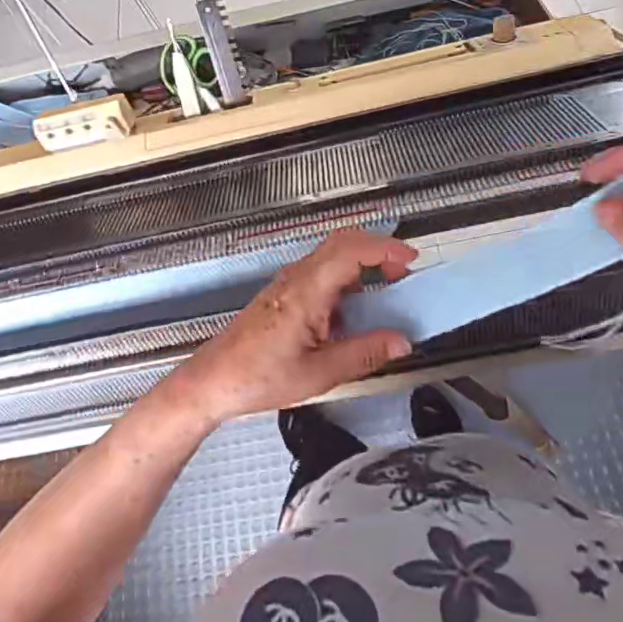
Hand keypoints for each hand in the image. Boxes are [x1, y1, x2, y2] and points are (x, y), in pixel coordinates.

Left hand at [161, 229, 417, 422]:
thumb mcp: (319, 373)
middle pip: (343, 241)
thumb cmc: (254, 376)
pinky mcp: (286, 293)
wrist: (213, 380)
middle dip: (378, 249)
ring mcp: (289, 283)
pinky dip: (347, 277)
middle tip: (402, 270)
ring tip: (385, 288)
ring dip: (363, 262)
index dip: (386, 248)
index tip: (409, 258)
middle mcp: (297, 278)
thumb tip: (398, 342)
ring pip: (332, 254)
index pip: (352, 250)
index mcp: (306, 291)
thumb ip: (364, 354)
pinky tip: (354, 308)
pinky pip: (322, 271)